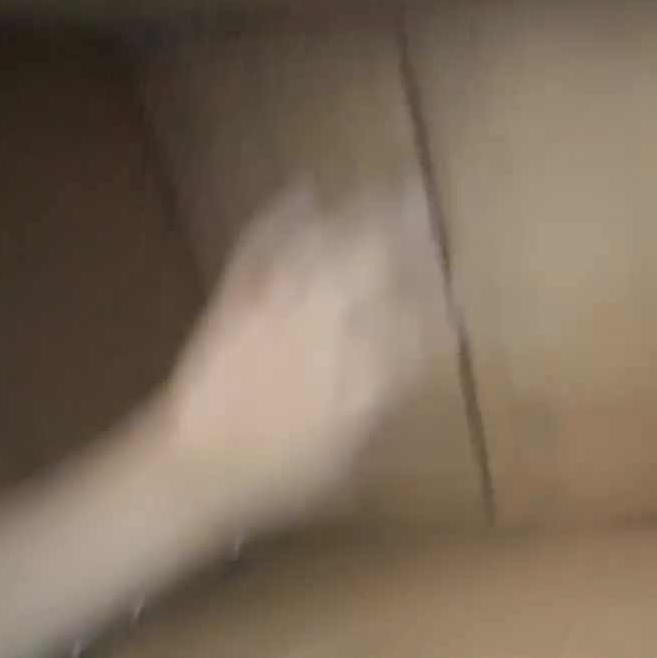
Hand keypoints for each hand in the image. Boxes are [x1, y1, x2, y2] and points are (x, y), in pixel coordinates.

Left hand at [147, 187, 451, 530]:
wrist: (198, 468)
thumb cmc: (286, 470)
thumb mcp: (352, 444)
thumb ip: (387, 390)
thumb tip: (416, 356)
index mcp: (362, 370)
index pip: (414, 323)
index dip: (439, 305)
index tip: (458, 293)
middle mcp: (324, 329)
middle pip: (373, 266)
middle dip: (405, 232)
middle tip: (428, 204)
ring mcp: (278, 309)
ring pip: (326, 249)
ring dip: (359, 214)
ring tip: (385, 187)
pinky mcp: (239, 302)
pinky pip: (264, 251)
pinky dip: (284, 219)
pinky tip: (302, 191)